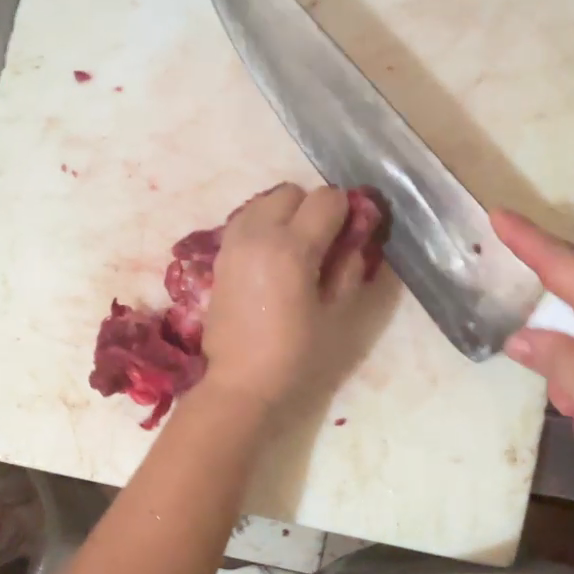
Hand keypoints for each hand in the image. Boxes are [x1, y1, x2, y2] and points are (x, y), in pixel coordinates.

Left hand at [199, 184, 374, 414]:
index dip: (344, 214)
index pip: (327, 198)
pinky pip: (244, 222)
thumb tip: (354, 240)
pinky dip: (261, 228)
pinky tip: (270, 259)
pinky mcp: (219, 257)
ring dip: (283, 215)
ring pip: (263, 202)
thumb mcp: (335, 314)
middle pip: (292, 192)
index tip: (347, 238)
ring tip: (293, 250)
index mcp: (292, 248)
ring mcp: (233, 243)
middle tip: (319, 244)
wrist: (241, 382)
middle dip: (310, 209)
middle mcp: (258, 234)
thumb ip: (349, 268)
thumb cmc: (294, 355)